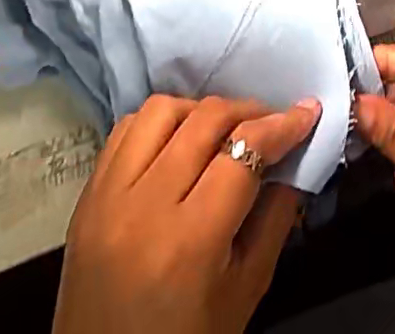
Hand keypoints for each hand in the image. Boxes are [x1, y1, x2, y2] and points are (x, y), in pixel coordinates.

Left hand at [54, 94, 321, 333]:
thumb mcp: (249, 285)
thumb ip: (278, 213)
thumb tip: (296, 153)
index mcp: (190, 240)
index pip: (246, 150)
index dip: (284, 124)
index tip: (308, 111)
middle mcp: (143, 208)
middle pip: (207, 120)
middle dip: (251, 111)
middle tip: (273, 123)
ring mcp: (106, 199)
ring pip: (163, 111)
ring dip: (202, 110)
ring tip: (223, 131)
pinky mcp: (86, 198)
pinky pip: (126, 131)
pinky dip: (161, 123)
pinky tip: (180, 141)